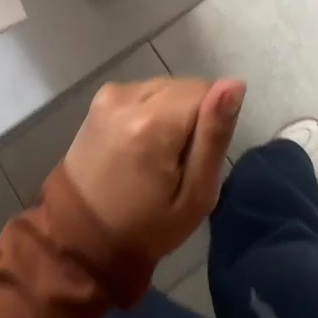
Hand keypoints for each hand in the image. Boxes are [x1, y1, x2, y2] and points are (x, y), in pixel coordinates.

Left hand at [62, 77, 244, 260]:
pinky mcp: (101, 96)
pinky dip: (152, 111)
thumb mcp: (194, 195)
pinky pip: (145, 91)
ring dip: (173, 113)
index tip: (198, 157)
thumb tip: (234, 83)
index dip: (212, 122)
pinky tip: (142, 143)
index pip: (206, 91)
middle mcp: (128, 95)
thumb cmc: (146, 226)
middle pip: (184, 87)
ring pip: (166, 87)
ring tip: (159, 155)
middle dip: (192, 117)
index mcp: (152, 123)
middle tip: (180, 162)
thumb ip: (214, 136)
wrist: (83, 234)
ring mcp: (110, 93)